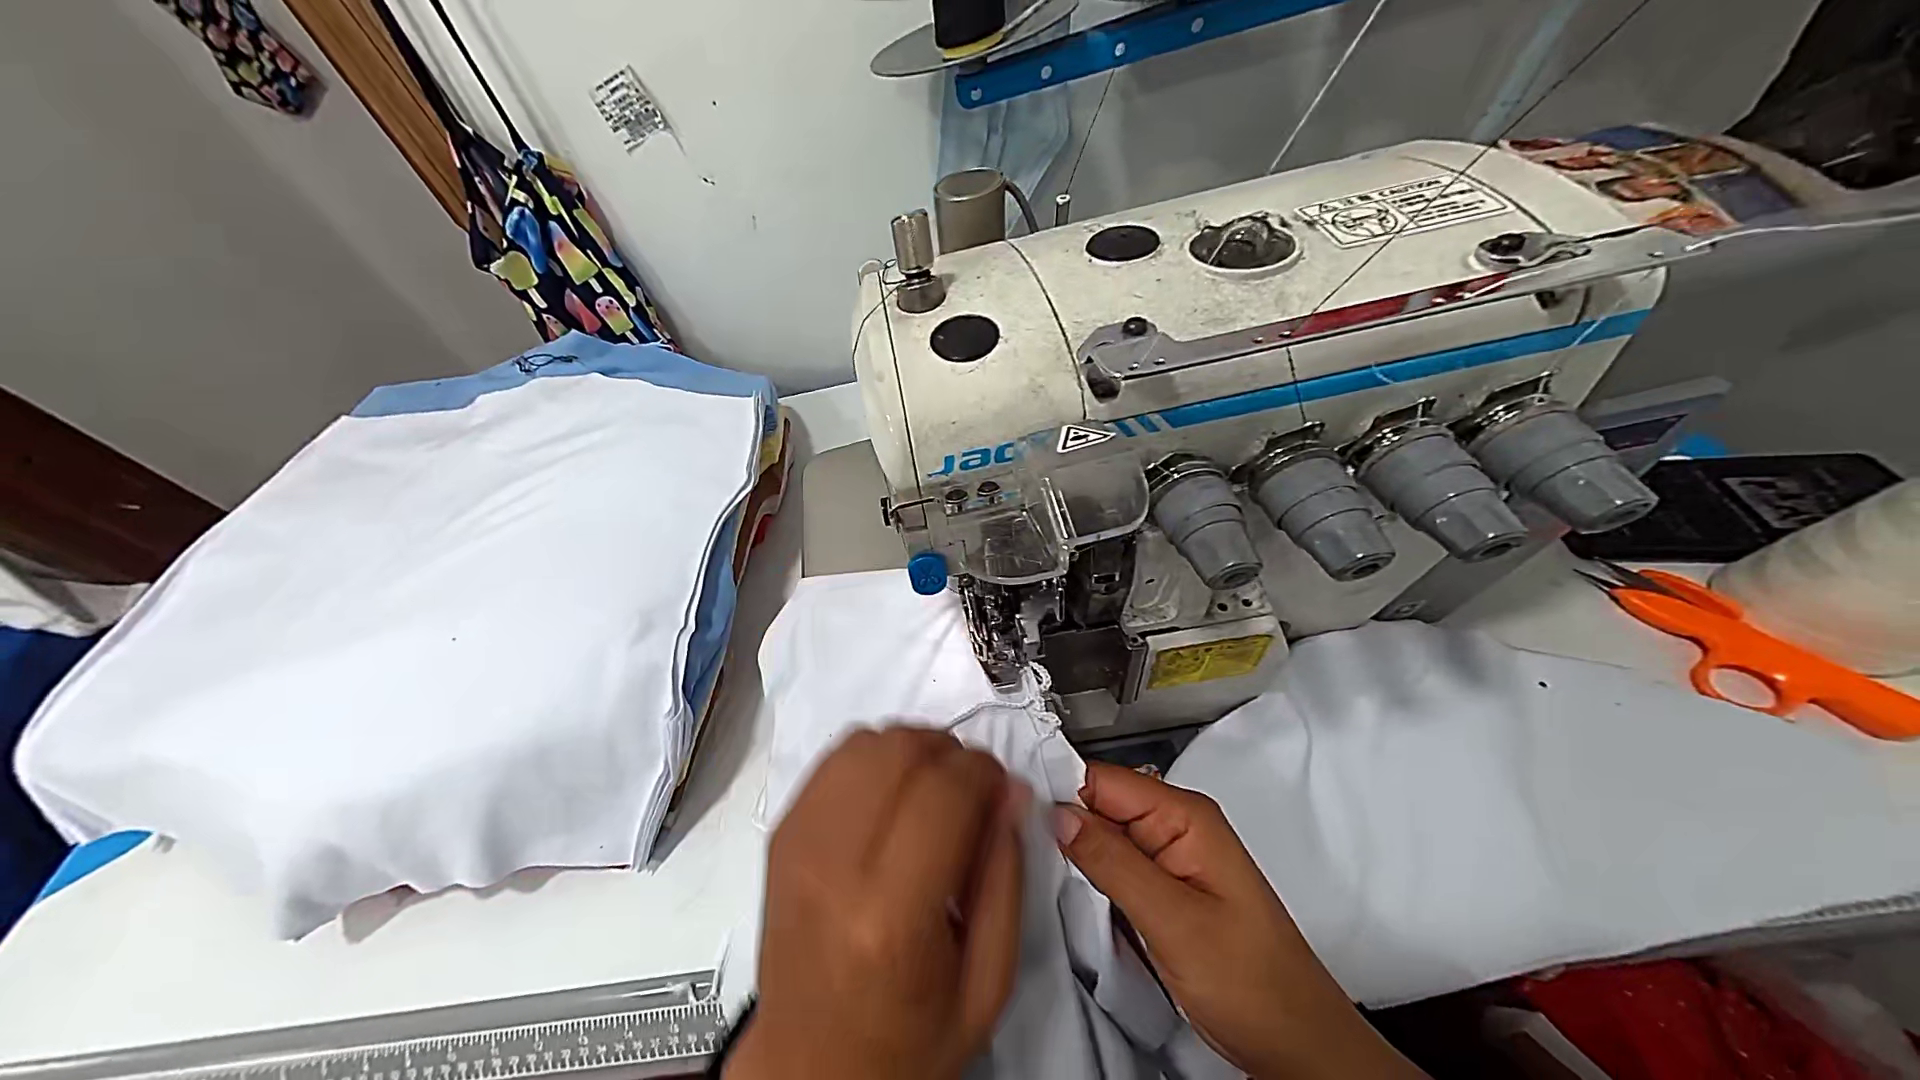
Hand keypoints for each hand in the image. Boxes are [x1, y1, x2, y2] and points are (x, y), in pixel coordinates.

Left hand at [726, 726, 1027, 1079]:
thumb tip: (1010, 792)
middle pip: (901, 751)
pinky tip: (892, 790)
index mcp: (892, 916)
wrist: (810, 1066)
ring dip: (910, 747)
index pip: (946, 790)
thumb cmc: (903, 1038)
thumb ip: (1005, 876)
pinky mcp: (781, 836)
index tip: (999, 788)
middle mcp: (835, 869)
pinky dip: (873, 757)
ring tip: (931, 785)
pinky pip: (832, 759)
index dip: (985, 772)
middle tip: (969, 786)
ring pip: (864, 742)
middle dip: (950, 752)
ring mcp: (799, 846)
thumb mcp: (986, 980)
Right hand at [1053, 763, 1422, 1079]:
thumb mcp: (1175, 921)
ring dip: (1074, 854)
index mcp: (1185, 816)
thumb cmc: (1260, 986)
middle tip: (1030, 851)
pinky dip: (1089, 878)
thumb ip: (1113, 862)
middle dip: (1062, 824)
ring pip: (1100, 835)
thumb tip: (1062, 815)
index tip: (1021, 809)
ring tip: (1051, 877)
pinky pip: (1110, 865)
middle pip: (1097, 802)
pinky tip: (1076, 895)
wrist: (1295, 1044)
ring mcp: (1167, 857)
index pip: (1103, 778)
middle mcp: (1175, 827)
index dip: (1059, 789)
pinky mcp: (1160, 886)